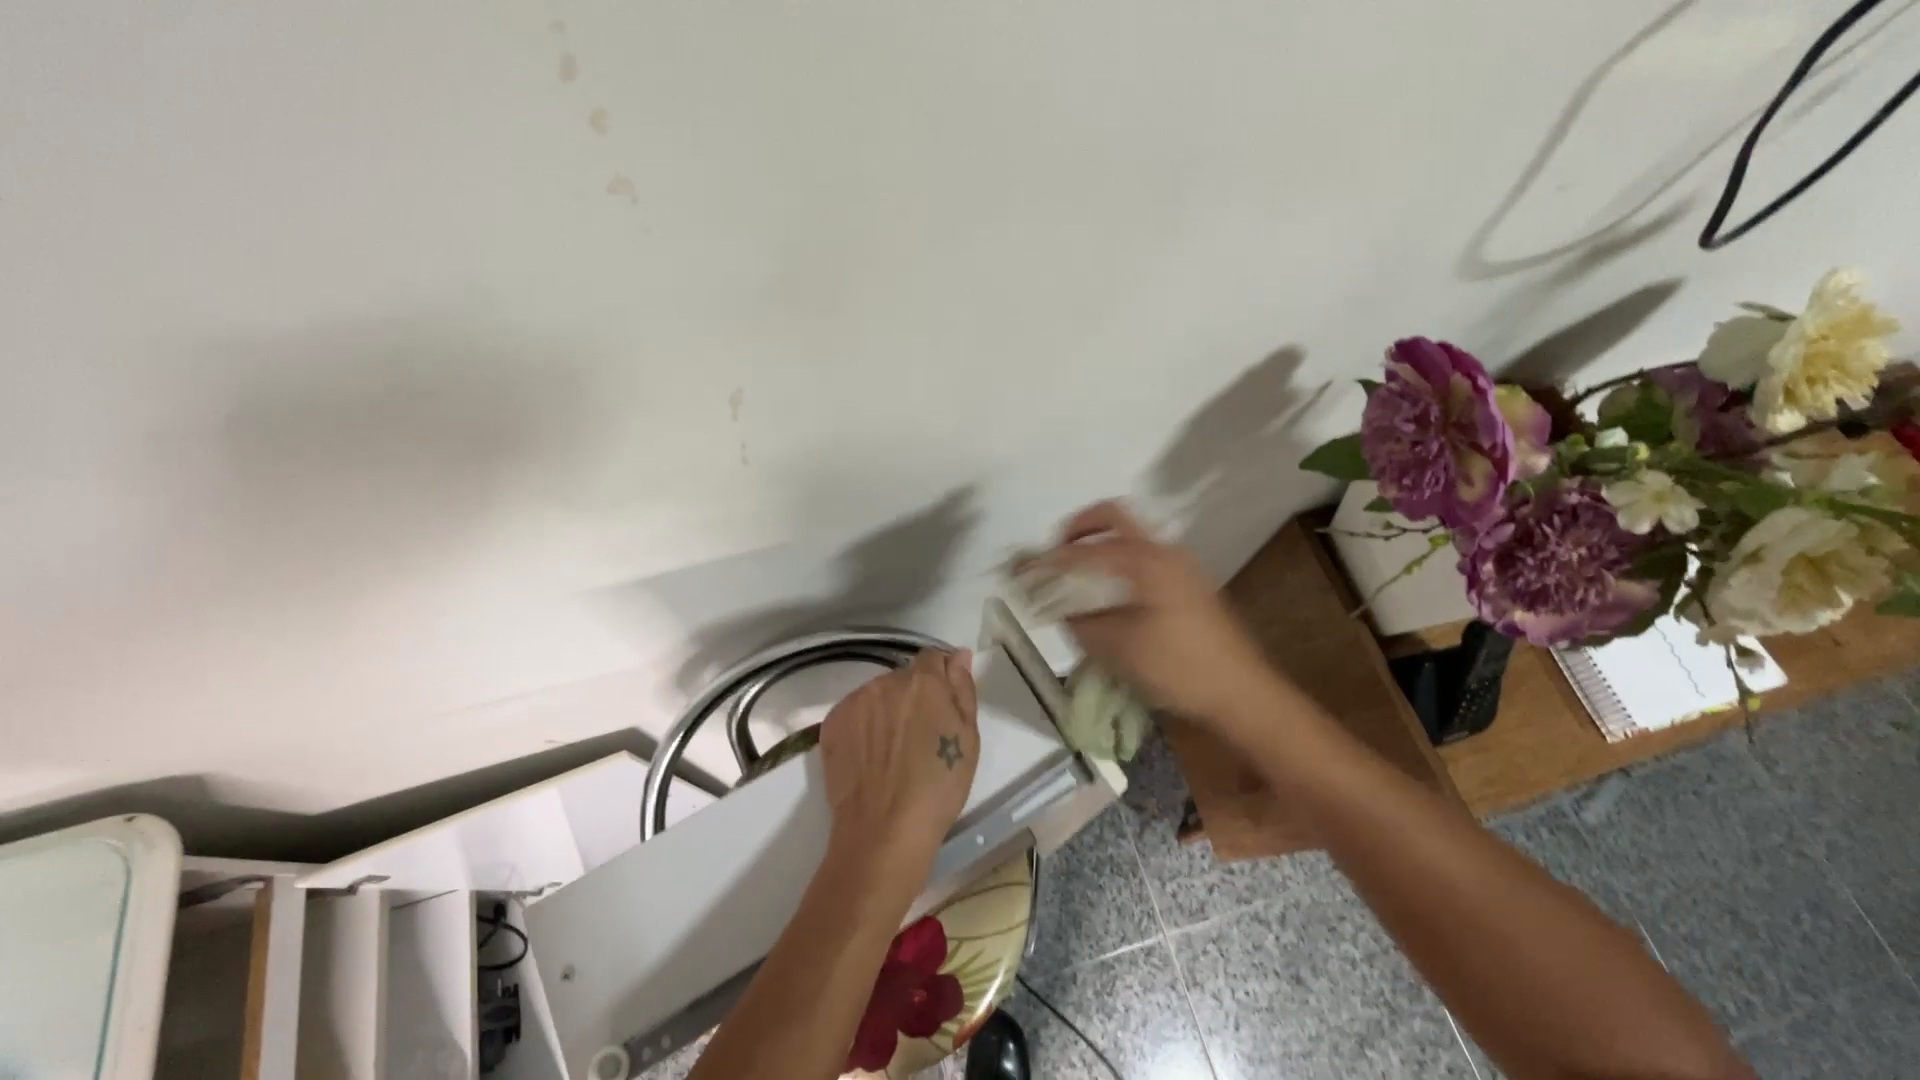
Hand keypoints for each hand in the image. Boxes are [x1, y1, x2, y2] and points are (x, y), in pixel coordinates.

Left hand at [818, 648, 979, 867]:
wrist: (885, 828)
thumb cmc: (938, 787)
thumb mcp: (968, 738)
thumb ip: (962, 689)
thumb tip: (958, 656)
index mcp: (924, 682)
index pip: (932, 658)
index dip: (940, 678)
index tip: (942, 706)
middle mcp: (886, 682)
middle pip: (904, 678)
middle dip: (914, 697)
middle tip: (920, 736)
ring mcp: (855, 702)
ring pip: (878, 695)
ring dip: (887, 710)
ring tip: (893, 751)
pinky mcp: (832, 723)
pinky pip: (855, 713)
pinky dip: (863, 727)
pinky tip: (871, 757)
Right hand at [1039, 501, 1276, 725]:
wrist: (1240, 692)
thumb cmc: (1176, 667)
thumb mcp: (1115, 648)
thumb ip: (1078, 620)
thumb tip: (1054, 604)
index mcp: (1143, 561)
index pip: (1082, 551)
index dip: (1046, 561)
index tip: (1020, 571)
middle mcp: (1163, 552)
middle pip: (1113, 517)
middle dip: (1078, 530)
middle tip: (1056, 555)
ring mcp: (1181, 566)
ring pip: (1131, 537)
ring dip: (1100, 546)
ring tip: (1077, 579)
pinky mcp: (1189, 585)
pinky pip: (1145, 557)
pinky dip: (1119, 564)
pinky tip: (1110, 598)